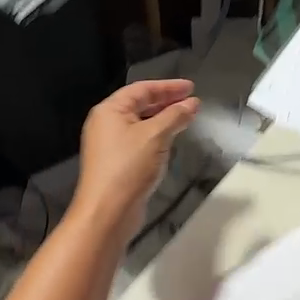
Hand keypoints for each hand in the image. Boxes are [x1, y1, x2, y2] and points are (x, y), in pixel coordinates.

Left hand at [74, 79, 200, 232]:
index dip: (168, 86)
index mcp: (110, 110)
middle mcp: (106, 124)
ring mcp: (110, 145)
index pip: (141, 89)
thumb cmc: (128, 167)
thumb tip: (192, 103)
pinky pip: (140, 141)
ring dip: (163, 119)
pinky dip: (157, 136)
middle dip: (166, 102)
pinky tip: (171, 139)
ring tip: (186, 118)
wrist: (107, 212)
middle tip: (191, 101)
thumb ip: (175, 116)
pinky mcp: (117, 163)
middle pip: (139, 105)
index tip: (191, 87)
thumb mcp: (155, 136)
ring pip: (140, 124)